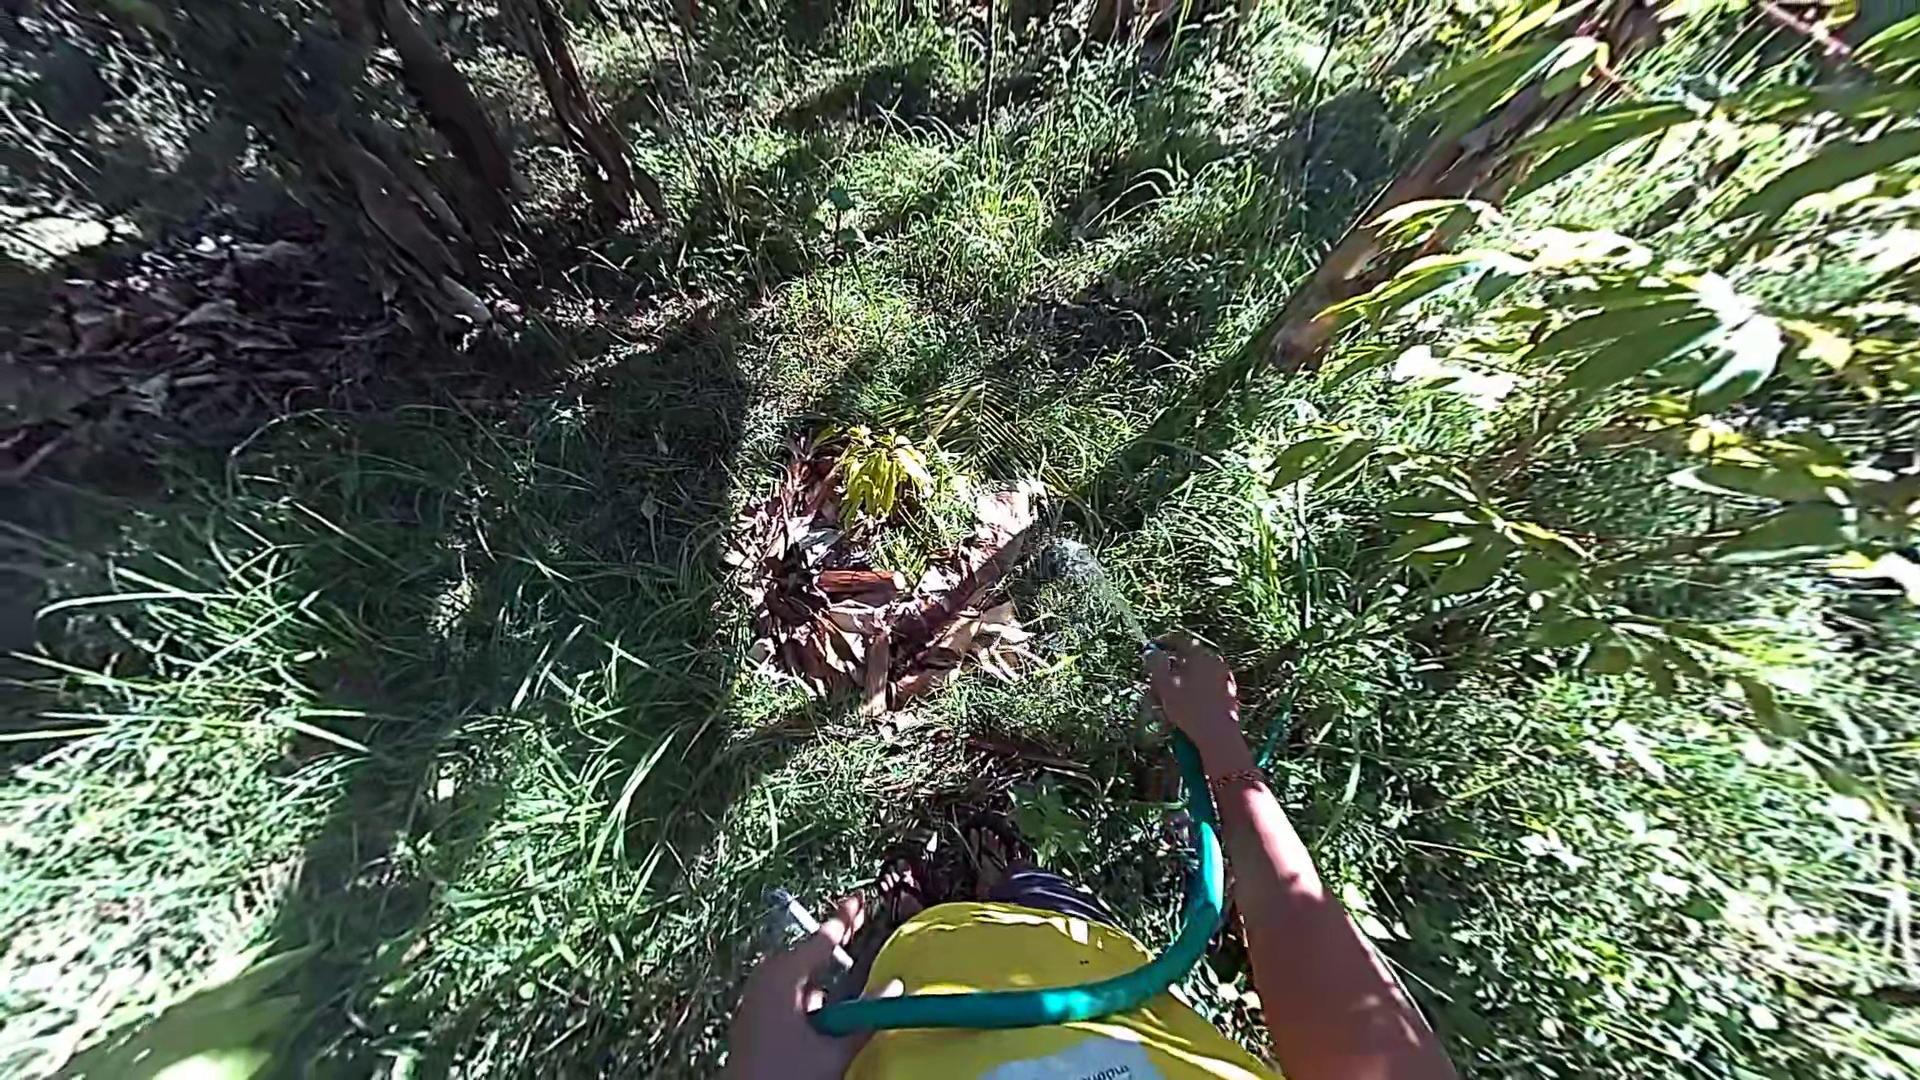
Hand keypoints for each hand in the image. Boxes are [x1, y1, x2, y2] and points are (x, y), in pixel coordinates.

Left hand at [722, 895, 900, 1078]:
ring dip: (823, 970)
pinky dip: (808, 990)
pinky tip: (824, 1005)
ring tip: (846, 964)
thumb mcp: (831, 1050)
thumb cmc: (783, 1076)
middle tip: (860, 921)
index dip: (845, 917)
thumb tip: (895, 987)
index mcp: (783, 975)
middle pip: (810, 951)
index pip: (824, 937)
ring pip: (799, 974)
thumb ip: (866, 1017)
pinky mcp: (753, 1019)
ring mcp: (757, 999)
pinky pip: (787, 992)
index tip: (859, 897)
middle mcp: (767, 978)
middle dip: (837, 940)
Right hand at [1144, 633, 1250, 768]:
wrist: (1219, 737)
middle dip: (1169, 667)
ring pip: (1195, 675)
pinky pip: (1205, 687)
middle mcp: (1216, 664)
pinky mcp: (1228, 696)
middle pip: (1187, 659)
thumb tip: (1151, 652)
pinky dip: (1191, 692)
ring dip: (1178, 682)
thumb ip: (1156, 664)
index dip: (1162, 643)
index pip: (1180, 641)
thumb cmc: (1189, 709)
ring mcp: (1224, 680)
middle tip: (1155, 679)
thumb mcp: (1165, 685)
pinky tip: (1181, 707)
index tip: (1150, 649)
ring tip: (1164, 698)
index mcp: (1202, 656)